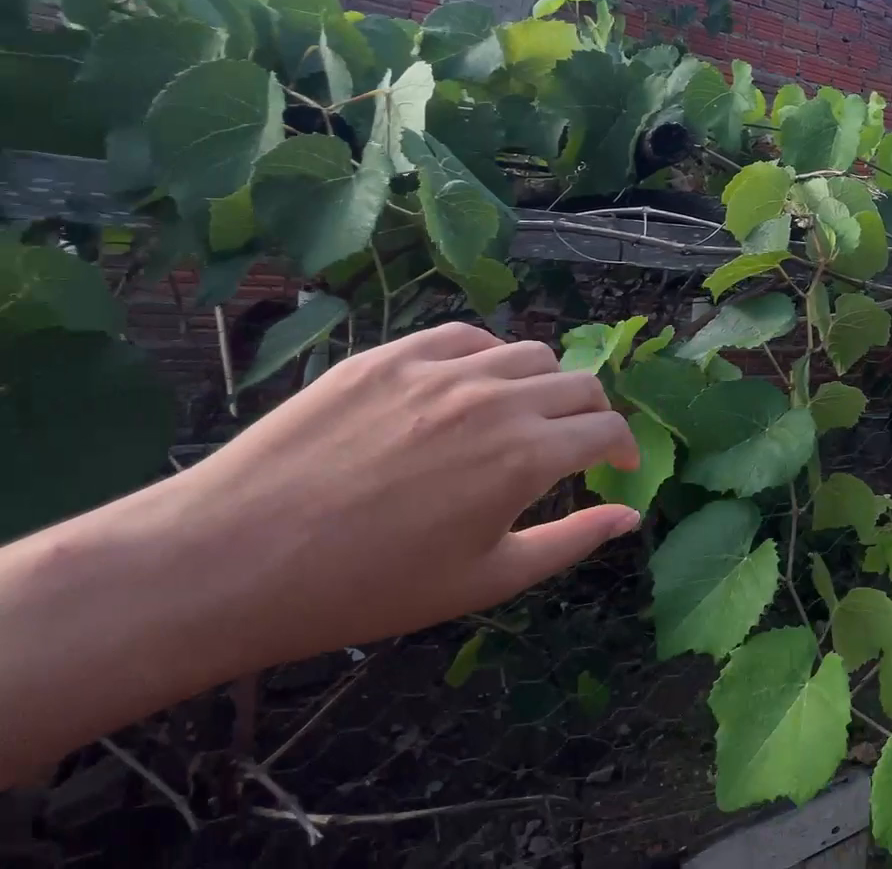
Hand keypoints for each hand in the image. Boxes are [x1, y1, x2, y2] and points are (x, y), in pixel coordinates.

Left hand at [154, 323, 640, 668]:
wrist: (227, 563)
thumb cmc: (369, 588)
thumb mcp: (487, 581)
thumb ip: (572, 541)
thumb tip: (631, 516)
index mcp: (528, 457)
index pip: (607, 429)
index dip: (624, 448)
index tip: (618, 466)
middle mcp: (497, 401)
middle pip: (580, 385)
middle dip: (593, 415)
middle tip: (576, 444)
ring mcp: (439, 371)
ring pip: (531, 353)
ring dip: (547, 384)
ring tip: (524, 414)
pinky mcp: (387, 356)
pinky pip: (465, 336)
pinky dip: (490, 356)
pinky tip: (474, 385)